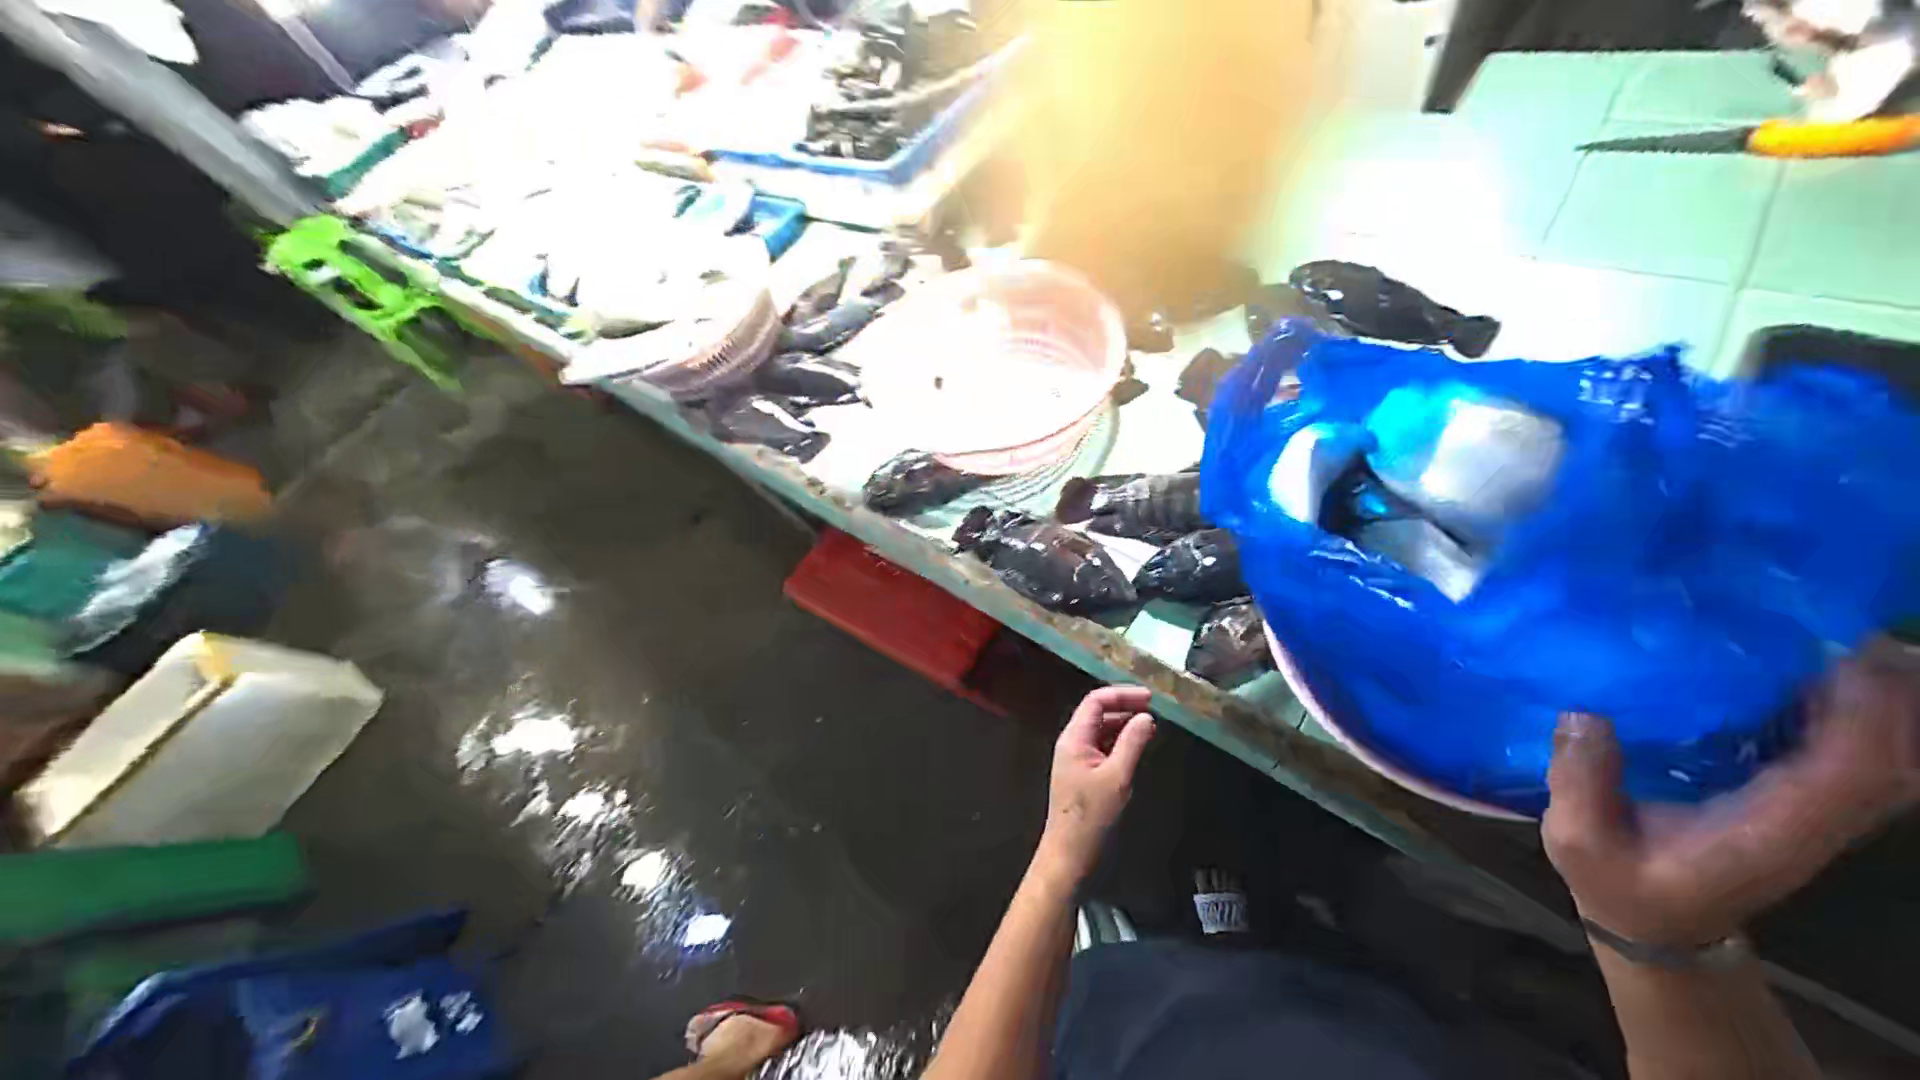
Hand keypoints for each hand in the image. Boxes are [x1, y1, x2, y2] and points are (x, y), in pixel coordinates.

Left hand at [1036, 686, 1155, 884]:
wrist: (1070, 856)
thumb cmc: (1091, 817)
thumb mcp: (1117, 778)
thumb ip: (1132, 743)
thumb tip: (1146, 716)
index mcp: (1074, 738)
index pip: (1095, 701)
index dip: (1121, 694)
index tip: (1149, 698)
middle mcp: (1072, 743)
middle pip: (1097, 713)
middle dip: (1124, 707)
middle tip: (1154, 709)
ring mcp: (1077, 759)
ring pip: (1101, 730)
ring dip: (1124, 725)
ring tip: (1151, 726)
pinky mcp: (1084, 774)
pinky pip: (1102, 748)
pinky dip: (1120, 742)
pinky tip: (1138, 746)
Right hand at [1543, 642, 1919, 948]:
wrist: (1657, 924)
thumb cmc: (1618, 882)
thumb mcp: (1578, 840)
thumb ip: (1581, 780)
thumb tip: (1585, 711)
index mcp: (1771, 828)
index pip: (1856, 770)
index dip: (1865, 710)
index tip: (1834, 648)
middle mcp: (1813, 817)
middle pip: (1894, 753)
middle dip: (1882, 686)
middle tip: (1823, 620)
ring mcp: (1813, 808)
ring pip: (1882, 747)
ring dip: (1866, 691)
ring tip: (1808, 633)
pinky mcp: (1796, 796)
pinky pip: (1843, 745)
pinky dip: (1837, 705)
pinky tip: (1785, 670)